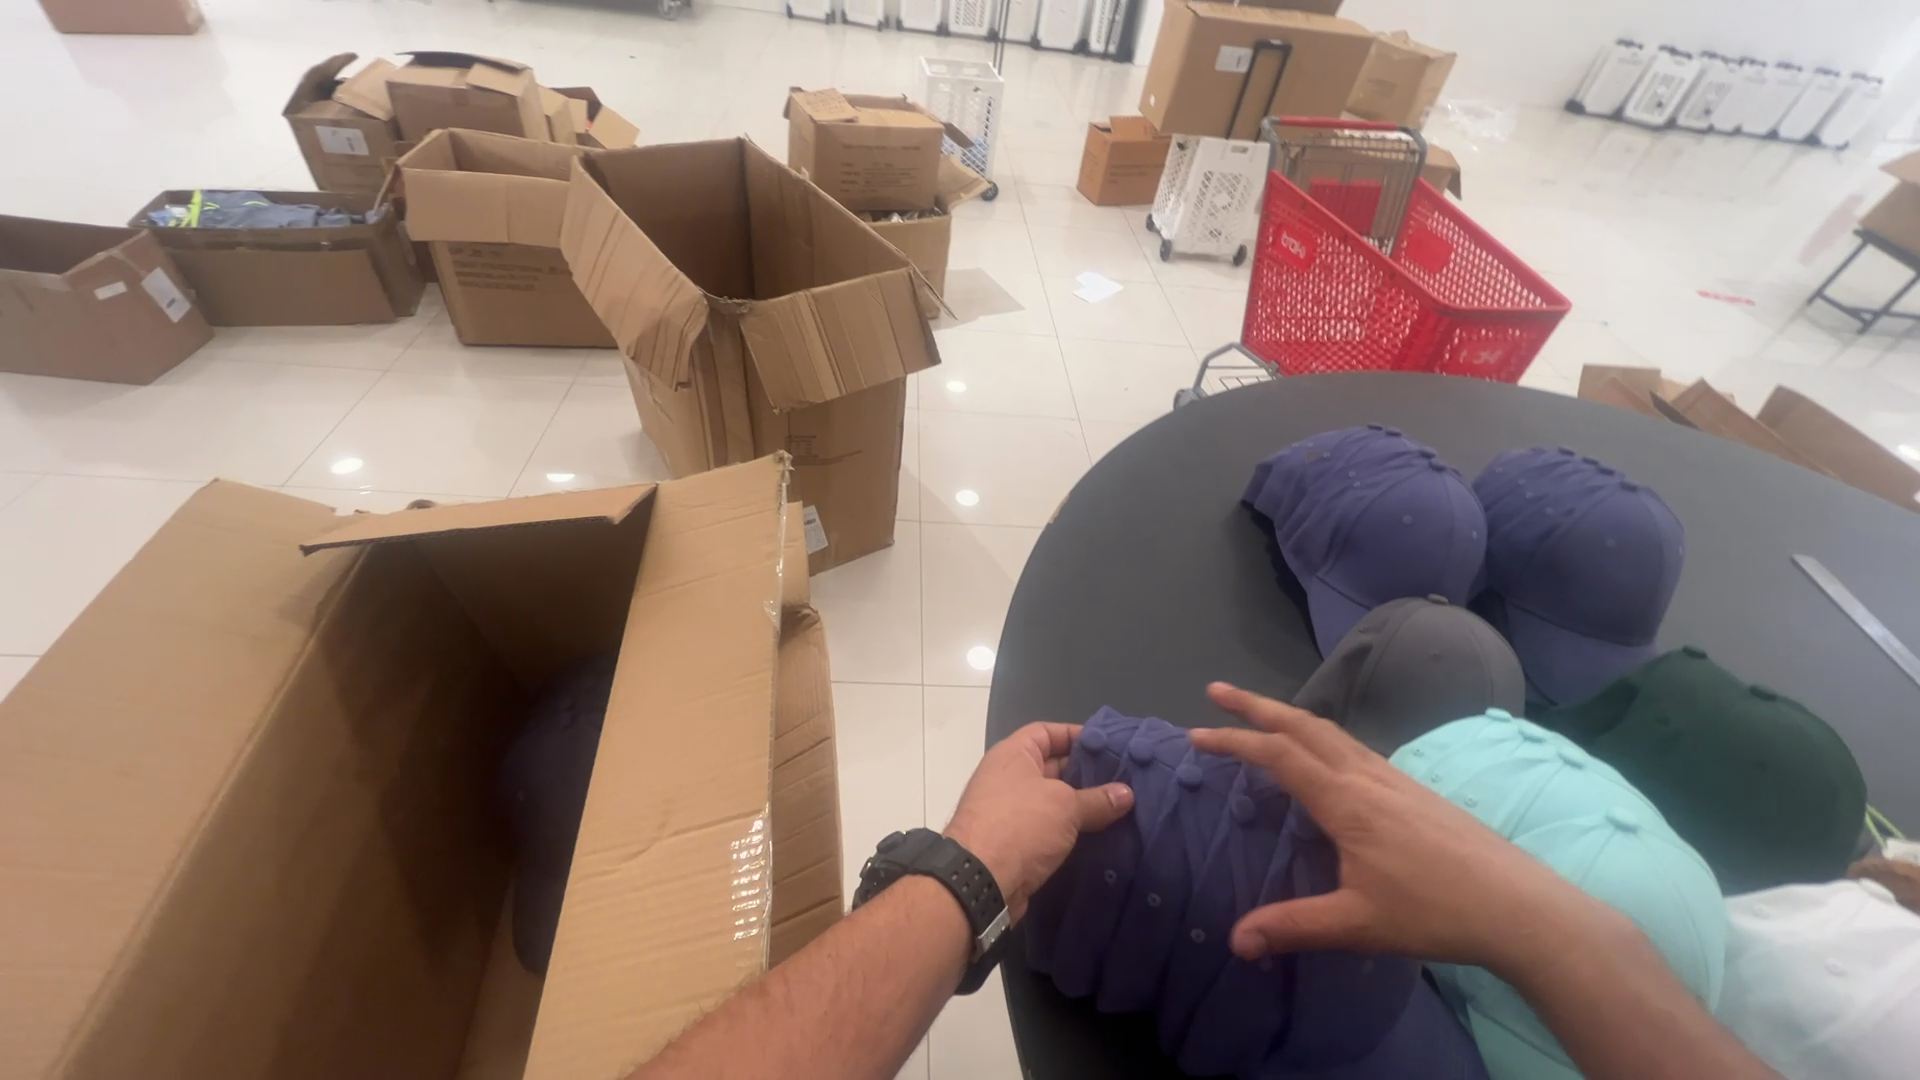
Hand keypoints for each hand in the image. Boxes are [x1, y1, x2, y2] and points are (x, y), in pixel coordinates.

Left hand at [945, 722, 1134, 921]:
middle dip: (1087, 773)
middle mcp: (1009, 777)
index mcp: (1013, 754)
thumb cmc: (1020, 824)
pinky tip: (1104, 834)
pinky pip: (1051, 828)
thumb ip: (1097, 799)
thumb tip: (1127, 793)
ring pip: (1054, 801)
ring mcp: (1011, 812)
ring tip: (1122, 807)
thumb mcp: (1064, 805)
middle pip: (1053, 766)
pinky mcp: (1017, 843)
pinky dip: (1073, 830)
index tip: (1109, 745)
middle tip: (1125, 779)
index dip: (1077, 735)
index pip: (1047, 732)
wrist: (981, 881)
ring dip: (1083, 806)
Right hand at [1190, 683, 1625, 975]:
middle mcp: (1365, 776)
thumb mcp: (1359, 924)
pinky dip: (1317, 734)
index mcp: (1345, 801)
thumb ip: (1294, 927)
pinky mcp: (1412, 787)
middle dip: (1254, 704)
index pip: (1277, 755)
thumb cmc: (1438, 912)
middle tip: (1216, 690)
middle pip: (1301, 724)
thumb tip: (1236, 942)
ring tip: (1259, 713)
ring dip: (1286, 714)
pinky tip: (1321, 754)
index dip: (1233, 741)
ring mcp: (1393, 777)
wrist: (1527, 909)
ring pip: (1329, 730)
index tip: (1196, 735)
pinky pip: (1351, 745)